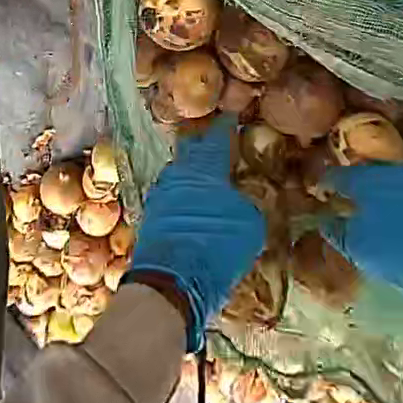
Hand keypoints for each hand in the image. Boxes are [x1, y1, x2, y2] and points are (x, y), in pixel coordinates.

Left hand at [123, 116, 264, 350]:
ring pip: (180, 173)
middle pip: (192, 150)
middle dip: (205, 145)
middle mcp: (179, 172)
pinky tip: (194, 205)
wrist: (170, 284)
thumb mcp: (250, 224)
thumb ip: (250, 202)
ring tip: (209, 178)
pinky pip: (172, 196)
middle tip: (221, 147)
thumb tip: (249, 198)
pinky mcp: (151, 217)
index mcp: (204, 166)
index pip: (218, 136)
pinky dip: (184, 196)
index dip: (227, 126)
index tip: (234, 118)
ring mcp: (161, 194)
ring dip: (193, 173)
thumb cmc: (216, 245)